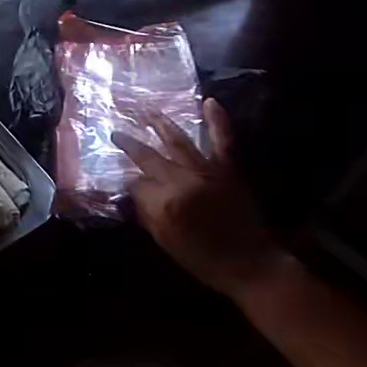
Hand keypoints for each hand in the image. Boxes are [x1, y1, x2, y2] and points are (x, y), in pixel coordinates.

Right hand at [112, 98, 289, 298]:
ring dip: (159, 123)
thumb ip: (146, 214)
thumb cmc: (203, 260)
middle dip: (130, 144)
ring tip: (146, 110)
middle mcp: (182, 180)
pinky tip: (209, 102)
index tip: (122, 179)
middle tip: (117, 132)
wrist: (249, 264)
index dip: (128, 182)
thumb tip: (132, 194)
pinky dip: (217, 120)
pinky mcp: (228, 168)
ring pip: (177, 140)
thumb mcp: (165, 242)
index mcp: (164, 203)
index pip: (136, 183)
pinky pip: (222, 139)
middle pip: (149, 157)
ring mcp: (206, 170)